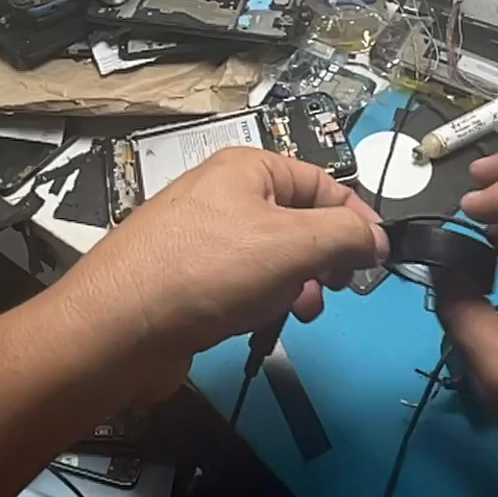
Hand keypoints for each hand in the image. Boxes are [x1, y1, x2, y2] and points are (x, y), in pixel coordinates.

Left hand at [53, 147, 385, 370]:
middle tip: (339, 286)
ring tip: (302, 309)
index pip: (321, 182)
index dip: (355, 217)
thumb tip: (377, 239)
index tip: (379, 256)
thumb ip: (344, 235)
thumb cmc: (207, 270)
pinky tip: (262, 318)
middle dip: (325, 255)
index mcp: (249, 168)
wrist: (118, 327)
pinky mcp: (191, 275)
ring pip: (274, 254)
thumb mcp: (290, 244)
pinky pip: (244, 278)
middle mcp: (226, 194)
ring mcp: (205, 236)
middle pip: (299, 219)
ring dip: (298, 282)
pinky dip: (263, 296)